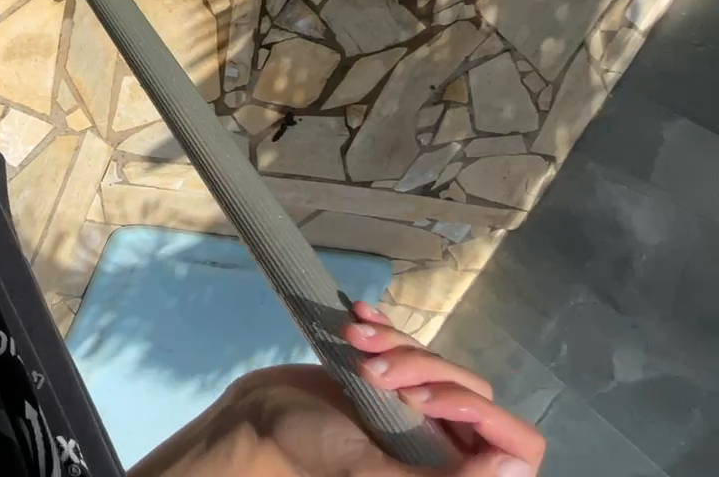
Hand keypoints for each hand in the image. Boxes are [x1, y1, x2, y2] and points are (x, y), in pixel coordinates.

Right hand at [213, 302, 544, 476]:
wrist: (256, 419)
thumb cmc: (312, 454)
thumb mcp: (375, 474)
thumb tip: (515, 465)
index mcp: (455, 472)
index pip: (515, 443)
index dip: (477, 412)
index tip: (417, 398)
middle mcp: (447, 441)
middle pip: (472, 392)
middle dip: (420, 368)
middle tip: (369, 369)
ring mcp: (413, 405)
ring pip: (436, 361)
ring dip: (394, 342)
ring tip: (351, 336)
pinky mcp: (381, 375)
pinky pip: (401, 343)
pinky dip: (382, 324)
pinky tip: (355, 312)